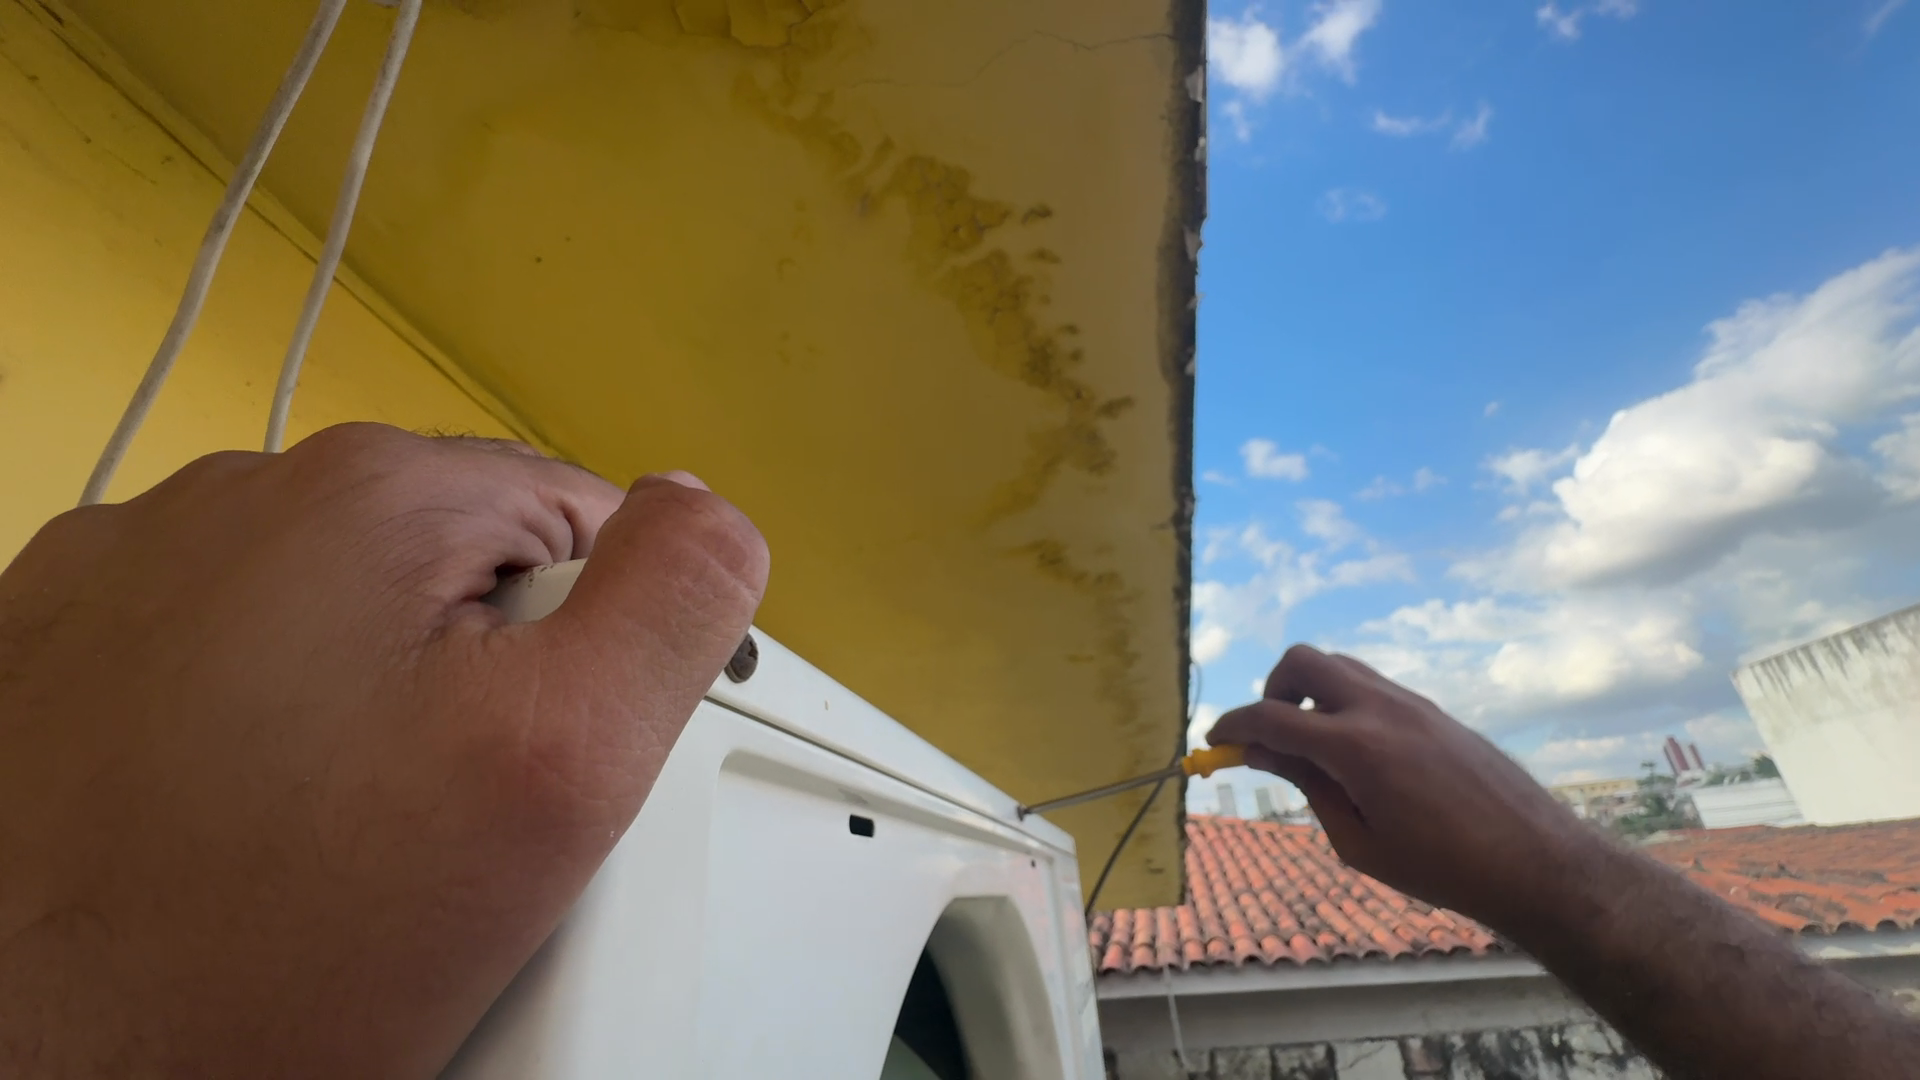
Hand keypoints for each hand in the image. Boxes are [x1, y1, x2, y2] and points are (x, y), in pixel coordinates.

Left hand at [0, 424, 767, 1075]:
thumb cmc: (298, 936)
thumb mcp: (573, 750)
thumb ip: (677, 595)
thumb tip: (703, 507)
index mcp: (382, 491)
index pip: (597, 525)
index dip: (611, 641)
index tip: (556, 744)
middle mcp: (245, 500)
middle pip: (491, 562)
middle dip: (519, 668)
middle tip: (468, 794)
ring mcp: (142, 574)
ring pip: (390, 608)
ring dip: (422, 693)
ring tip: (377, 814)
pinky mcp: (78, 649)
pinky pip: (283, 650)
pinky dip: (318, 715)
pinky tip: (286, 810)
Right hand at [1208, 644, 1598, 932]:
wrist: (1543, 864)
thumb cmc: (1442, 868)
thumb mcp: (1358, 841)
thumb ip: (1307, 785)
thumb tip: (1263, 751)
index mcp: (1355, 747)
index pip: (1270, 717)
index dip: (1233, 726)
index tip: (1215, 739)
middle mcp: (1378, 708)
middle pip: (1301, 661)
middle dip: (1272, 690)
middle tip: (1276, 734)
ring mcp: (1408, 702)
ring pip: (1336, 665)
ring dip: (1310, 691)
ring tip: (1317, 742)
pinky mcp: (1430, 708)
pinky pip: (1369, 684)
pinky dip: (1343, 701)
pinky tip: (1359, 749)